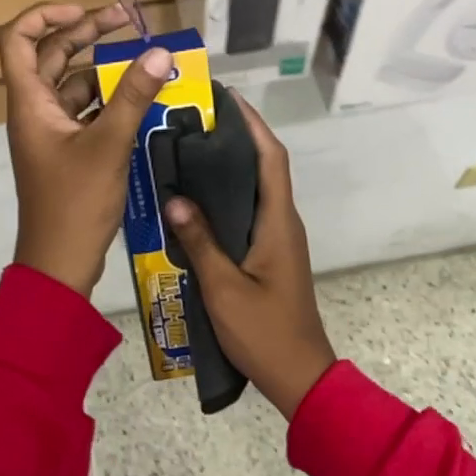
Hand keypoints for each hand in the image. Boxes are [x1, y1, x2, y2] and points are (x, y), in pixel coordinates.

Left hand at [0, 2, 173, 297]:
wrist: (60, 262)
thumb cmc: (76, 202)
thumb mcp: (109, 145)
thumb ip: (133, 96)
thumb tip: (161, 52)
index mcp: (30, 102)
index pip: (18, 39)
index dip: (45, 15)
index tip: (86, 13)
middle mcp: (35, 111)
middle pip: (52, 56)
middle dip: (88, 34)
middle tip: (130, 22)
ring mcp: (50, 132)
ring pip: (72, 85)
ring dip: (103, 69)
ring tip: (145, 62)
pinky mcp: (66, 151)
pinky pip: (84, 112)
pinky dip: (108, 100)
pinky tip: (140, 100)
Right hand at [162, 97, 334, 419]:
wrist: (299, 375)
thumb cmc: (265, 332)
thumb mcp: (224, 288)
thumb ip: (201, 242)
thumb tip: (176, 198)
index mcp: (278, 223)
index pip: (270, 159)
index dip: (252, 124)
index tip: (226, 99)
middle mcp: (282, 223)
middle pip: (263, 167)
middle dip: (235, 138)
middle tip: (192, 122)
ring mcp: (278, 240)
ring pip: (254, 190)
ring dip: (228, 167)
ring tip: (187, 151)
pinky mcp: (269, 255)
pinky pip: (247, 213)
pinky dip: (225, 197)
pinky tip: (195, 202)